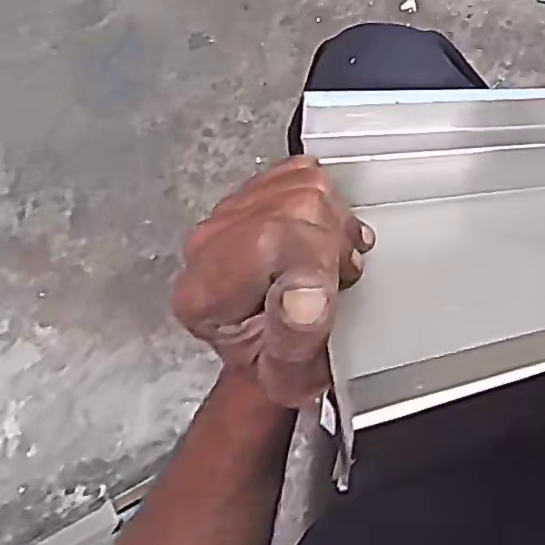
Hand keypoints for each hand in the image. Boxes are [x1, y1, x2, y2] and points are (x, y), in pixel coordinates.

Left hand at [172, 157, 373, 406]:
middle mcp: (210, 244)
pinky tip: (324, 232)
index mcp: (207, 292)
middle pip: (297, 204)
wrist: (271, 356)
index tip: (333, 288)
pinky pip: (301, 172)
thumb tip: (307, 298)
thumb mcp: (292, 373)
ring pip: (306, 184)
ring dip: (336, 223)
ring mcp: (231, 214)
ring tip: (331, 260)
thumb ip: (297, 337)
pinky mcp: (255, 193)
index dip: (319, 260)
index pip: (271, 237)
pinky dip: (327, 200)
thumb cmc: (279, 366)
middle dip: (334, 242)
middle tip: (335, 279)